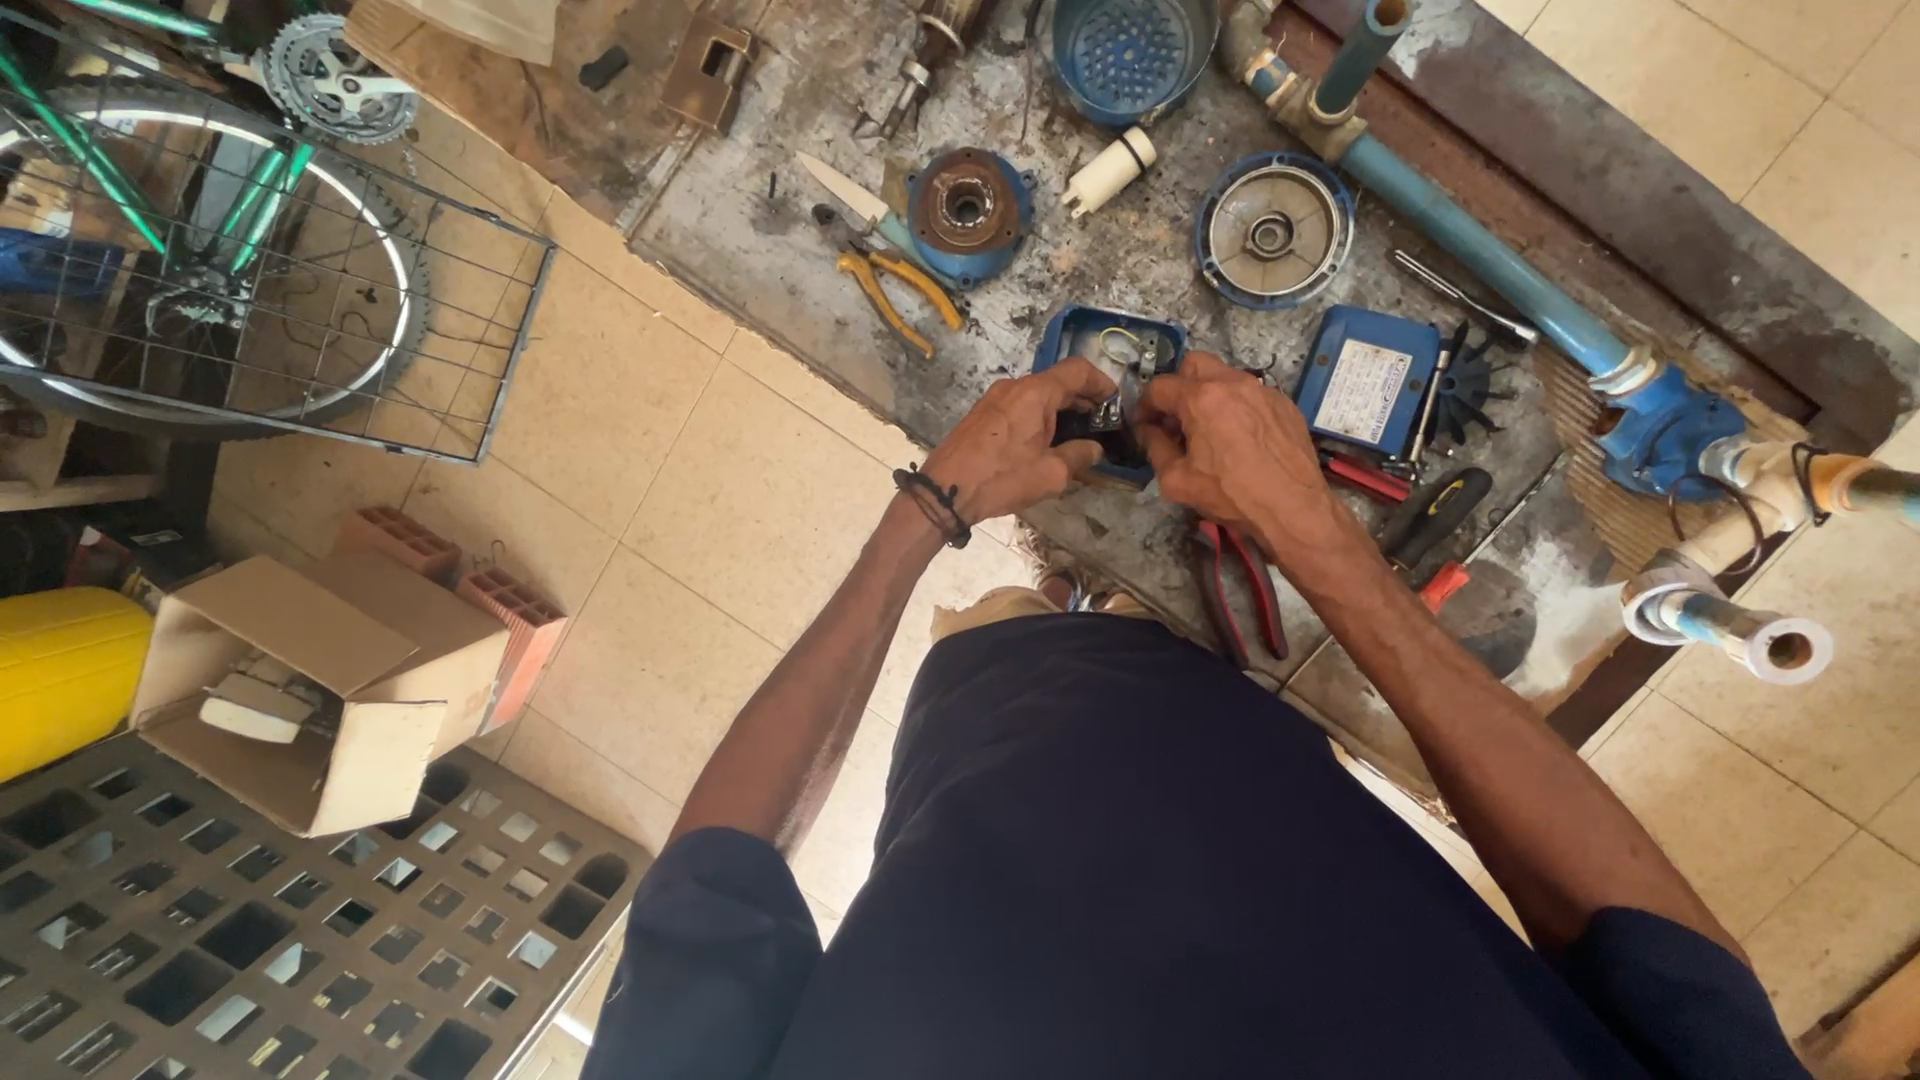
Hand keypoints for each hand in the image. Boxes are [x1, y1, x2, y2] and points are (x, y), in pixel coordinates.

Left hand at [921, 356, 1116, 522]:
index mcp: (1035, 392)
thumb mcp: (1051, 473)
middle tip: (1100, 424)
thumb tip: (1094, 449)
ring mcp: (994, 398)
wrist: (945, 491)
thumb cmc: (1001, 479)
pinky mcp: (982, 414)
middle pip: (1057, 382)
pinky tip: (1044, 442)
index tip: (1115, 402)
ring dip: (1059, 410)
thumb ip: (1079, 456)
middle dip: (1082, 399)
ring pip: (1037, 395)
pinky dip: (1038, 416)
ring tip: (1074, 437)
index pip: (1078, 370)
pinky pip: (1019, 406)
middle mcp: (1014, 386)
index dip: (1101, 382)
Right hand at [1137, 352, 1355, 566]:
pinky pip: (1251, 394)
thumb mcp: (1177, 479)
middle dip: (1178, 385)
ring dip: (1209, 394)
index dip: (1145, 406)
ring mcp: (1263, 391)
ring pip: (1226, 376)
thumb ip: (1155, 448)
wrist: (1293, 508)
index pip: (1160, 387)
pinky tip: (1240, 438)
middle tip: (1176, 416)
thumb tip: (1148, 431)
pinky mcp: (1284, 404)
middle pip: (1195, 364)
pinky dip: (1237, 407)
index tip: (1145, 425)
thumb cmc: (1230, 495)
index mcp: (1202, 399)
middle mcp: (1233, 384)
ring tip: (1209, 429)